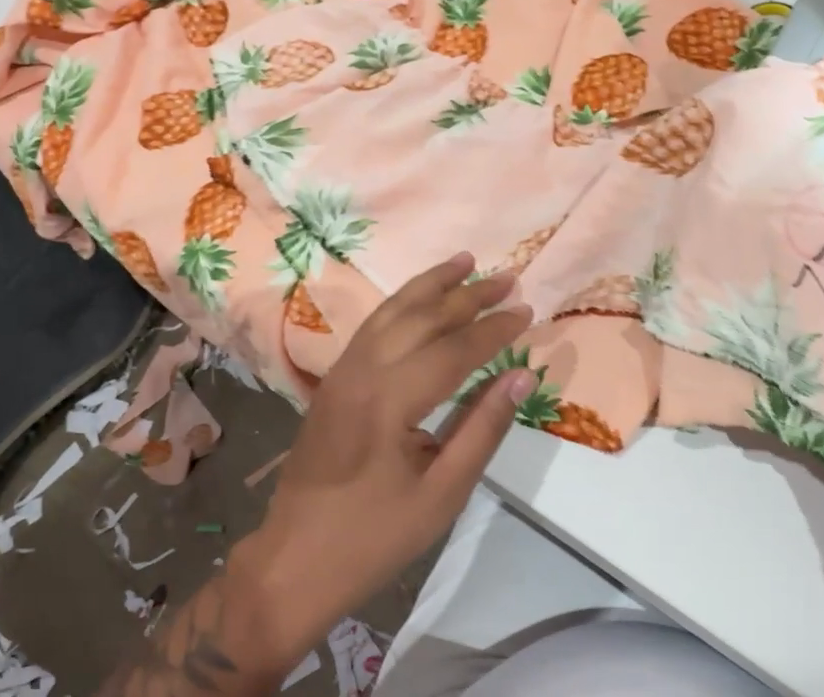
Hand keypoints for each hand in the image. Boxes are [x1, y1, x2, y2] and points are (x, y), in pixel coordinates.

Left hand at [100, 254, 534, 696]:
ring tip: (467, 261)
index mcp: (388, 402)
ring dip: (432, 285)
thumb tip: (521, 375)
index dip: (494, 330)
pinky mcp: (334, 381)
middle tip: (508, 277)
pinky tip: (421, 296)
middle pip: (422, 318)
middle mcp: (361, 373)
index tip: (528, 311)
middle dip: (468, 295)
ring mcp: (342, 373)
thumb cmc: (374, 536)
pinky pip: (373, 326)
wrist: (294, 561)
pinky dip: (402, 302)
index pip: (453, 350)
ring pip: (392, 312)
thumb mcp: (442, 493)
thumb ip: (483, 429)